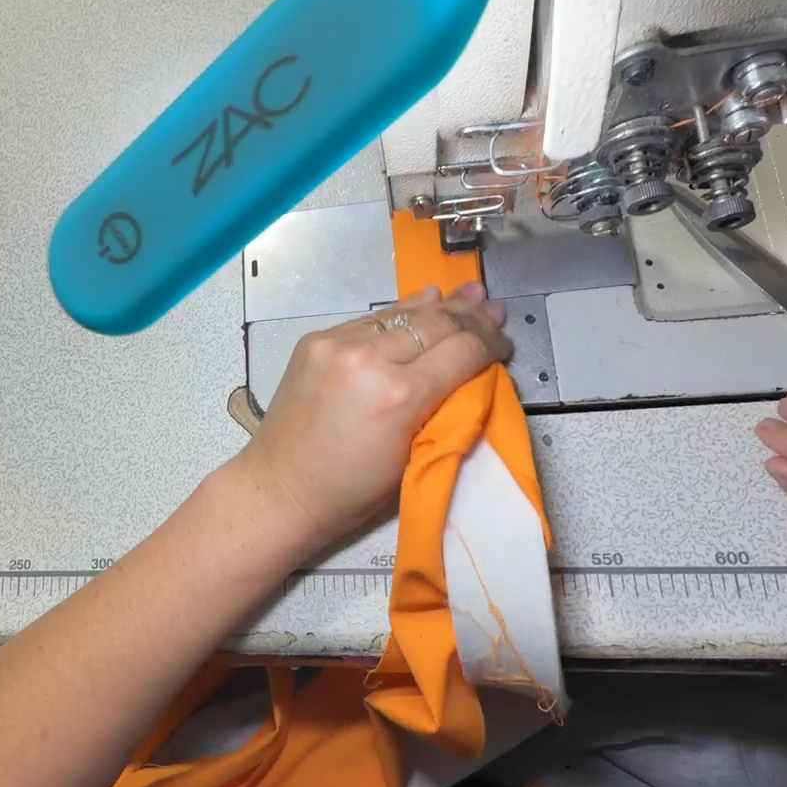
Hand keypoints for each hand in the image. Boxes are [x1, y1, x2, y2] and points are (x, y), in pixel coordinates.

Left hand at [233, 282, 510, 554]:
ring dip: (440, 307)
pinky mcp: (317, 339)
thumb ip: (445, 406)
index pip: (463, 350)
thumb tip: (474, 368)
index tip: (504, 346)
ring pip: (403, 313)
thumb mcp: (415, 456)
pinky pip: (371, 318)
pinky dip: (401, 313)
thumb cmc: (351, 490)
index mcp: (398, 396)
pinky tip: (424, 302)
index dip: (491, 344)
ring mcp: (337, 344)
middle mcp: (367, 358)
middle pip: (437, 322)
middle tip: (494, 313)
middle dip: (471, 318)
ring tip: (470, 295)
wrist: (281, 488)